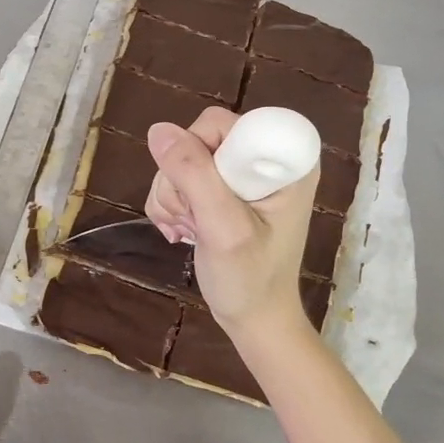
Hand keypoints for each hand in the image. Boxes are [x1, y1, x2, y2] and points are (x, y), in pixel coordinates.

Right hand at [145, 108, 316, 337]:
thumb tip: (158, 130)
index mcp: (285, 160)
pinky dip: (170, 204)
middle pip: (196, 139)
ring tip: (188, 231)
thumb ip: (194, 175)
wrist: (254, 318)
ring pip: (180, 159)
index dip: (198, 154)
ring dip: (171, 196)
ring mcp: (241, 174)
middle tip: (193, 220)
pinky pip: (179, 176)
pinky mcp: (222, 188)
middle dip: (180, 181)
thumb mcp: (224, 228)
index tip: (202, 196)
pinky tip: (182, 231)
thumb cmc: (250, 279)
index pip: (222, 124)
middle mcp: (265, 158)